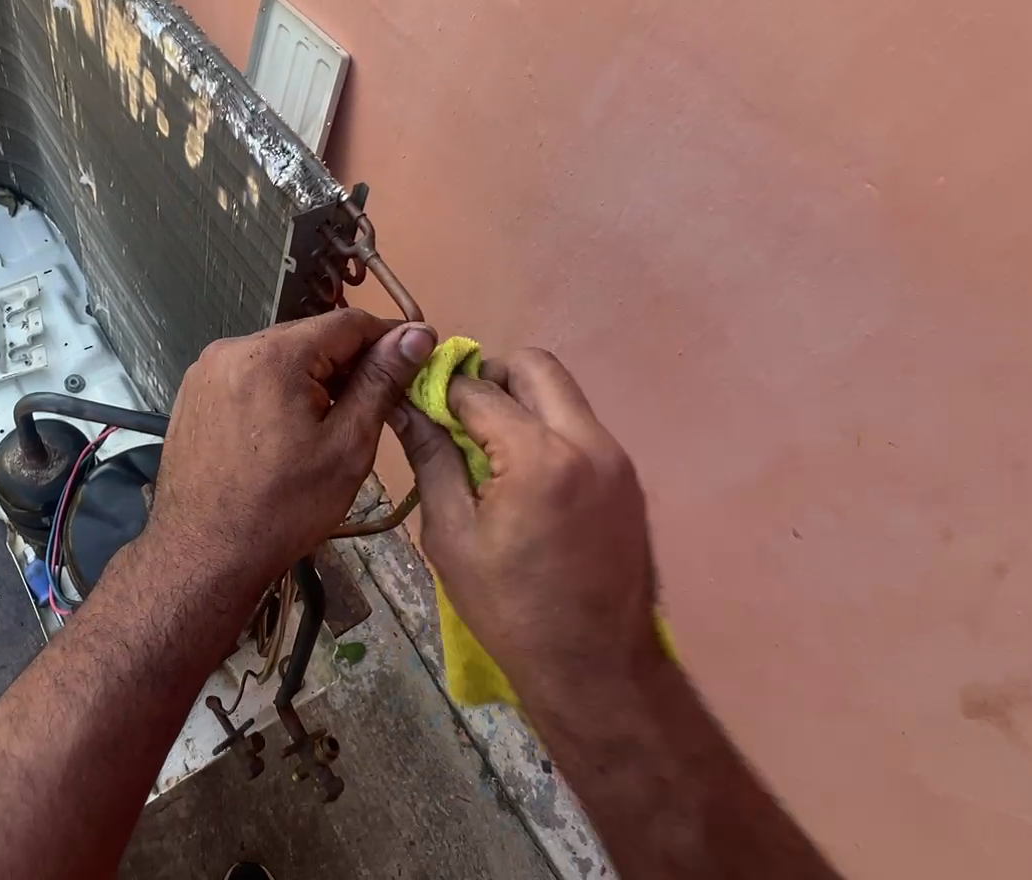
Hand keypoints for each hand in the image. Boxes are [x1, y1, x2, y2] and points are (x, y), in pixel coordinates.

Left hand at [148, 309, 437, 598]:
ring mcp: (206, 369)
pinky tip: (286, 430)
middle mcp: (232, 347)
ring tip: (329, 423)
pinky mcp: (193, 392)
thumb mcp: (347, 445)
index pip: (347, 322)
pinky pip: (249, 374)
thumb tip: (418, 332)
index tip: (415, 362)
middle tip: (375, 404)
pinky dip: (277, 389)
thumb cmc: (285, 508)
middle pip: (310, 336)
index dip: (388, 338)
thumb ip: (381, 381)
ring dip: (312, 376)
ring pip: (279, 355)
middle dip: (348, 362)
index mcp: (273, 355)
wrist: (205, 553)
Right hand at [391, 348, 657, 689]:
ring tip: (487, 446)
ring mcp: (616, 457)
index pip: (479, 388)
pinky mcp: (627, 477)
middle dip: (490, 376)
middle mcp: (587, 441)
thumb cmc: (509, 607)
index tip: (417, 399)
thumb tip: (404, 407)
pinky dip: (546, 427)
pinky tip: (521, 473)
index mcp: (539, 456)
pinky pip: (579, 425)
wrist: (597, 667)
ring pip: (562, 392)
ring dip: (520, 400)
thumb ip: (431, 457)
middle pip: (535, 365)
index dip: (440, 387)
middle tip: (460, 415)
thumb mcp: (451, 533)